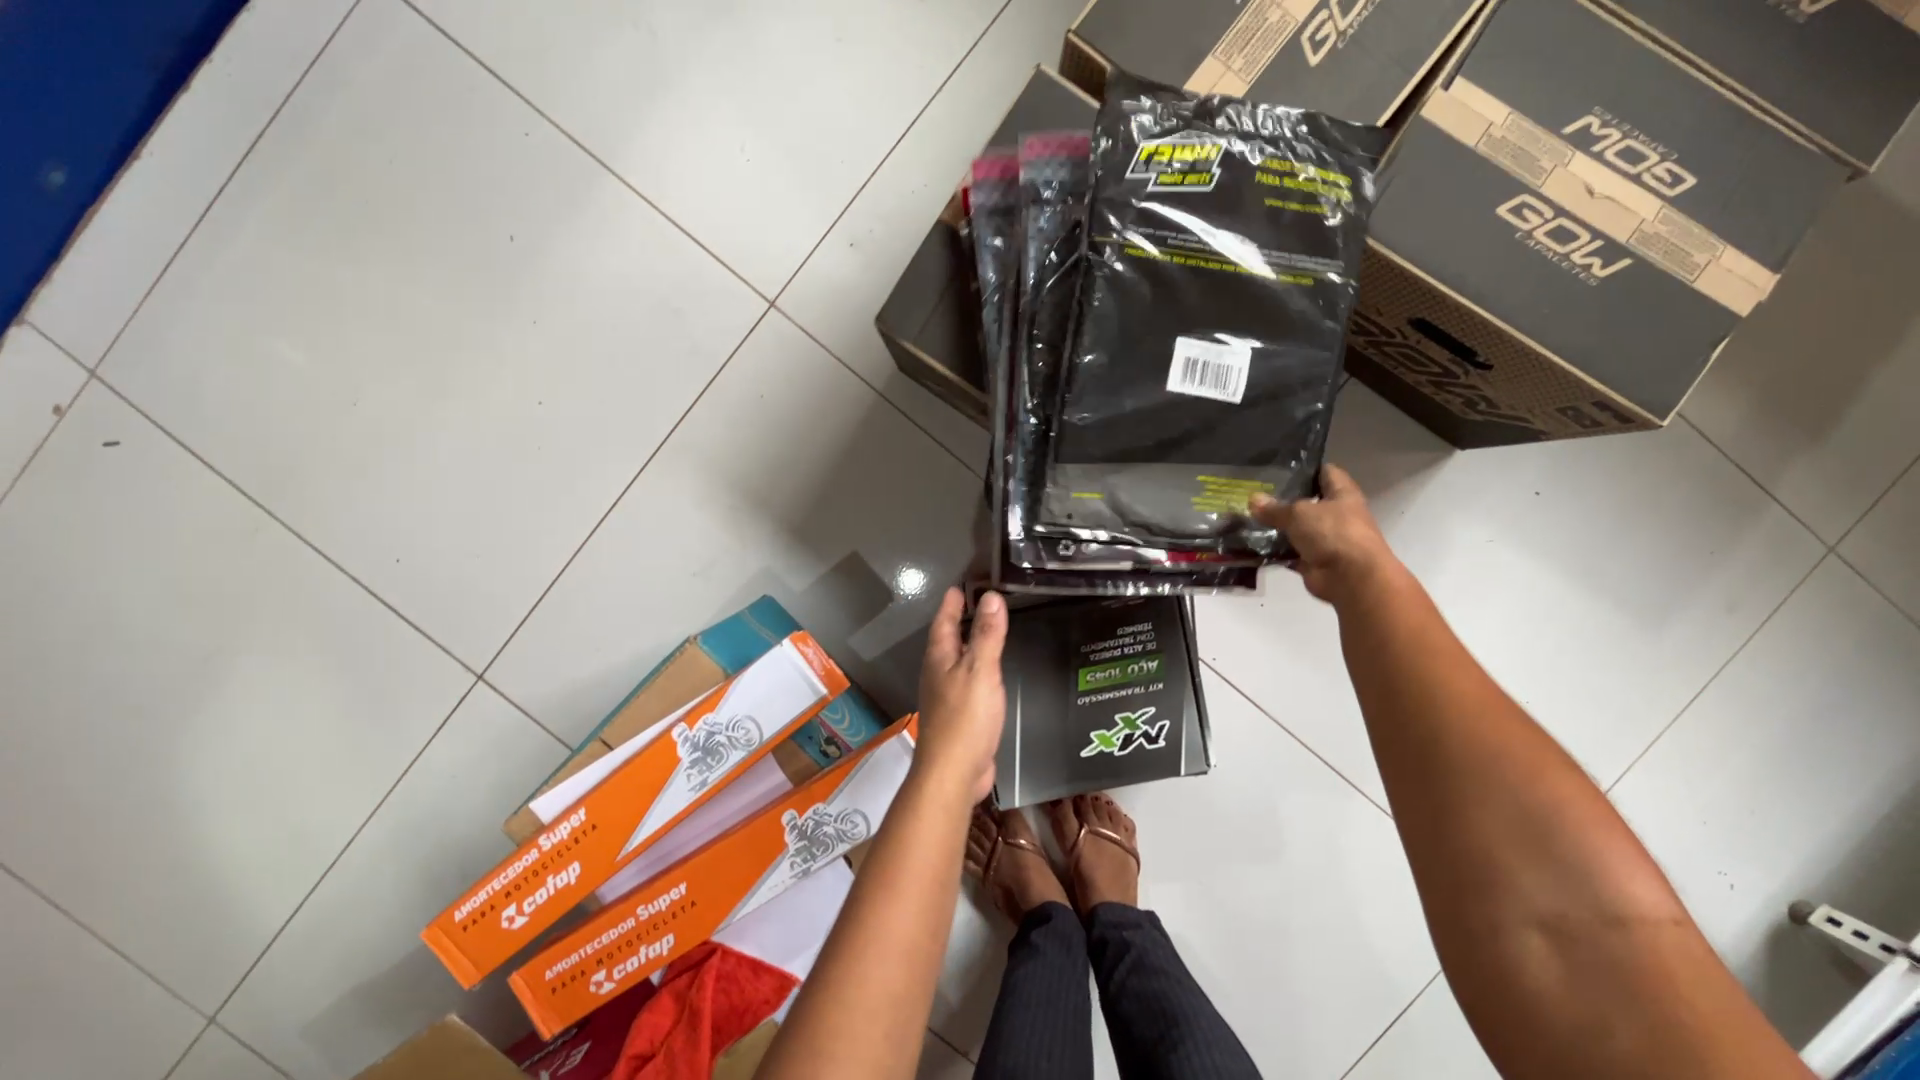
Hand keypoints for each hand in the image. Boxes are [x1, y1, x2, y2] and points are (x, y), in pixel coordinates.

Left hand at [914, 588, 1008, 803]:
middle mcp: (937, 673)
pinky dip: (977, 670)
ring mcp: (946, 696)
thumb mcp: (981, 670)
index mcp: (939, 658)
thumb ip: (987, 635)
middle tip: (976, 603)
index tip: (960, 585)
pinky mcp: (958, 716)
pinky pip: (967, 683)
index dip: (952, 602)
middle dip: (958, 621)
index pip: (943, 621)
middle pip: (946, 640)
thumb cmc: (965, 717)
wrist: (953, 772)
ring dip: (968, 646)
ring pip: (956, 662)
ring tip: (985, 633)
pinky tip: (990, 675)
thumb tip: (991, 596)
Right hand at [1250, 464, 1401, 605]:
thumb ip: (1275, 508)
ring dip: (1277, 527)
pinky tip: (1252, 544)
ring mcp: (1326, 539)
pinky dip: (1275, 551)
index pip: (1325, 472)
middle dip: (1283, 498)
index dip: (1305, 468)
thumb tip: (1253, 500)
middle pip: (1308, 501)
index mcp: (1342, 494)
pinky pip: (1291, 552)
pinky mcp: (1315, 561)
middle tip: (1255, 493)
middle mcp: (1337, 514)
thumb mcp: (1299, 513)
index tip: (1279, 467)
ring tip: (1248, 517)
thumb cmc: (1333, 533)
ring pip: (1297, 528)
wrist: (1351, 578)